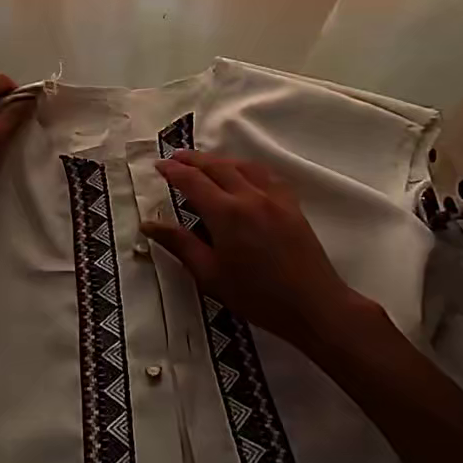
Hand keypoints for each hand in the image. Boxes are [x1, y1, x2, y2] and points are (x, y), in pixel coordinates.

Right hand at [140, 150, 371, 348]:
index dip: (173, 171)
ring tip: (204, 163)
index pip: (193, 181)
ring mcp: (274, 197)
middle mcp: (249, 196)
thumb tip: (149, 224)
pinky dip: (247, 167)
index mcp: (226, 213)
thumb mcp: (210, 275)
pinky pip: (265, 174)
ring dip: (219, 160)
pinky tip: (243, 173)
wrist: (313, 305)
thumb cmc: (256, 296)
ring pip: (242, 165)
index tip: (158, 165)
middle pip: (217, 166)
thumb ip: (180, 244)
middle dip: (193, 159)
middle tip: (175, 157)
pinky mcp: (291, 203)